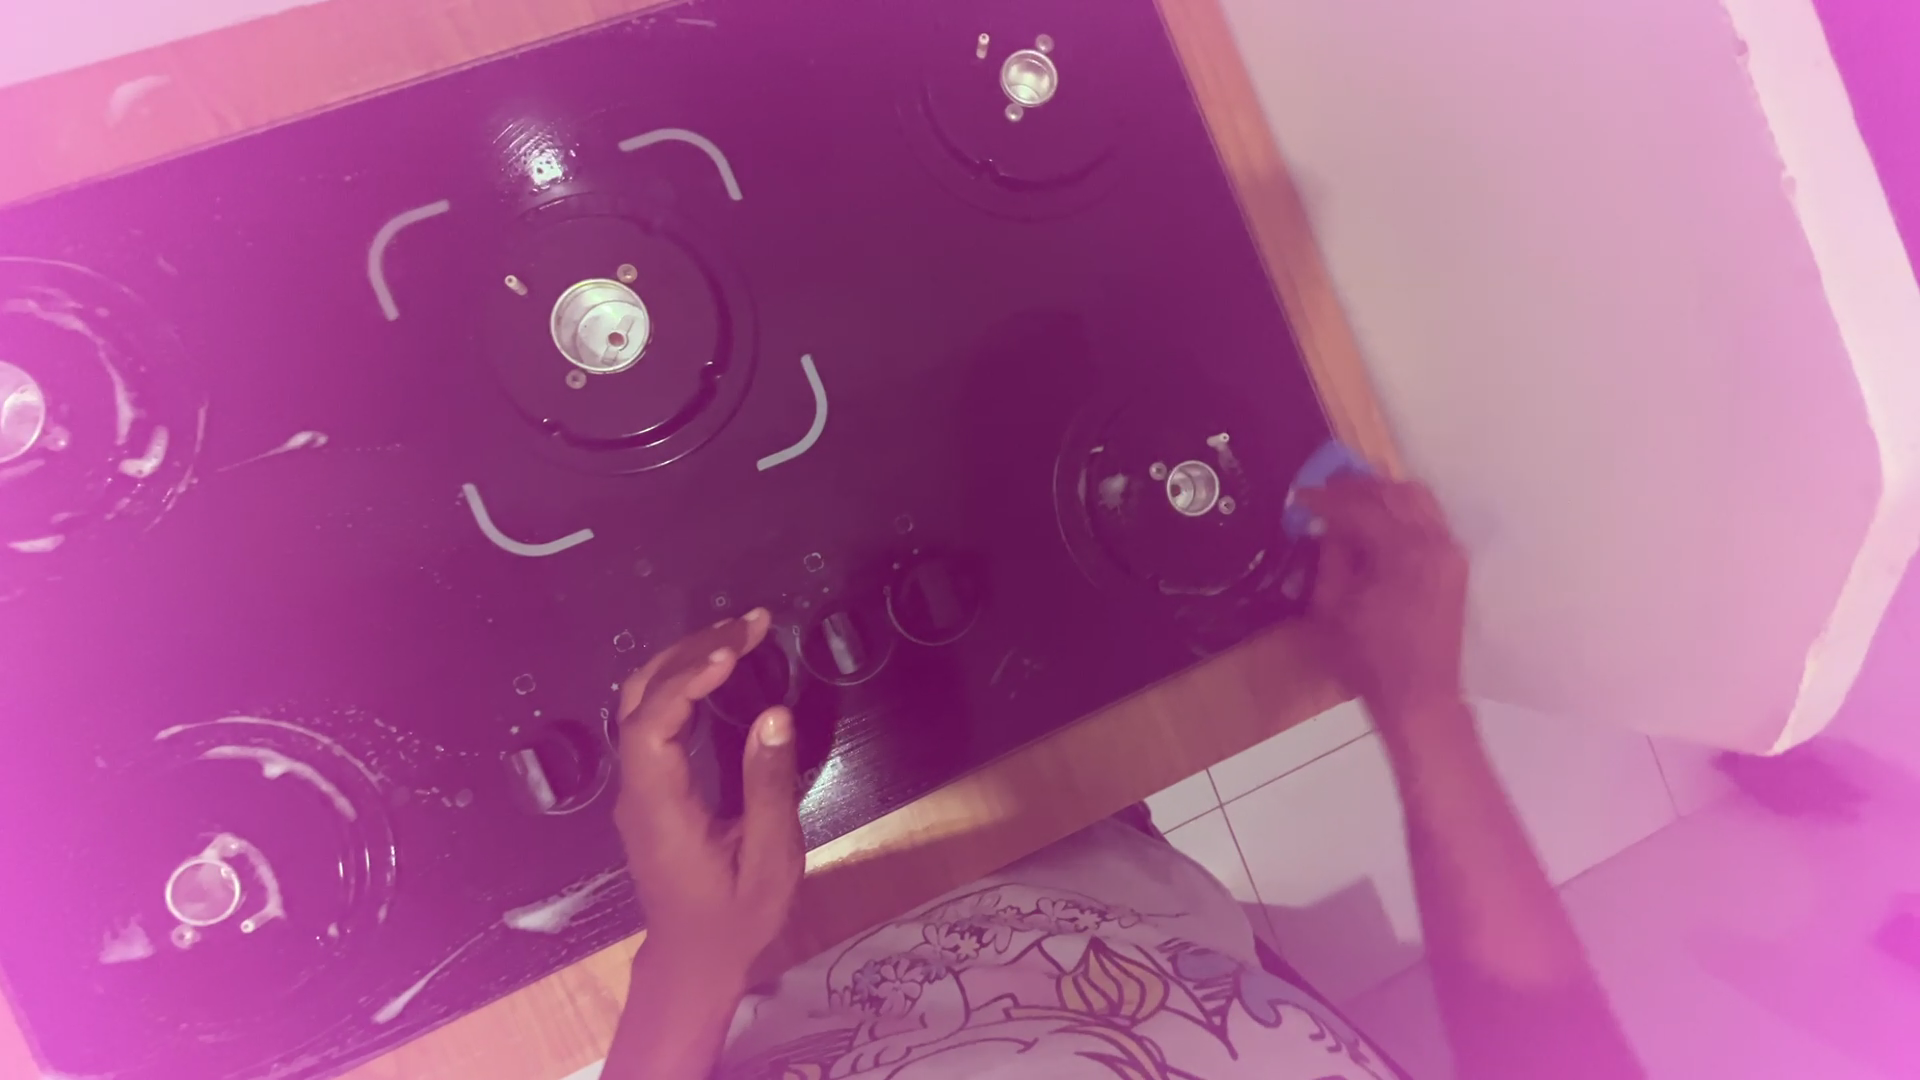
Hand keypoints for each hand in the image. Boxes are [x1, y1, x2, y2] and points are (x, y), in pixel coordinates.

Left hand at [613, 608, 803, 984]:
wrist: (695, 959)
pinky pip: (654, 715)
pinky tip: (719, 666)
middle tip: (751, 624)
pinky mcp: (651, 783)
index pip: (653, 725)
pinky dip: (684, 679)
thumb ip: (769, 787)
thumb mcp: (769, 860)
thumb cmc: (736, 916)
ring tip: (739, 632)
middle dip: (693, 650)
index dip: (687, 679)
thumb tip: (775, 713)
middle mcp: (637, 788)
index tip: (734, 650)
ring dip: (686, 657)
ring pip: (641, 700)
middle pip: (641, 697)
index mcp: (660, 807)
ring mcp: (638, 784)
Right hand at [1300, 474, 1468, 719]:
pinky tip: (1375, 520)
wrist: (1418, 695)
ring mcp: (1449, 552)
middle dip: (1356, 486)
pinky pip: (1427, 519)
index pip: (1360, 508)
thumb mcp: (1331, 606)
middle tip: (1323, 489)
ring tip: (1347, 498)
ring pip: (1417, 499)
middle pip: (1395, 492)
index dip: (1326, 499)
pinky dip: (1399, 510)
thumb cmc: (1365, 657)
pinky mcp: (1453, 564)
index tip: (1300, 496)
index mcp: (1402, 553)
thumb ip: (1332, 558)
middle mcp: (1434, 543)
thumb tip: (1329, 527)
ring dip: (1380, 493)